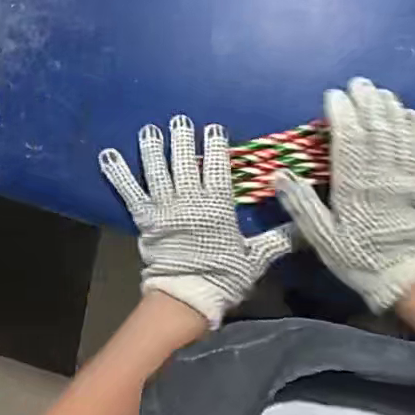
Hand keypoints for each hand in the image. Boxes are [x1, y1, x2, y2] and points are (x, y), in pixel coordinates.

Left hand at [101, 115, 294, 326]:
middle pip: (185, 164)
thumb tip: (307, 227)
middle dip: (182, 140)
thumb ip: (279, 239)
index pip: (217, 169)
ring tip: (148, 130)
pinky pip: (129, 191)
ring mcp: (164, 208)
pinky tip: (107, 155)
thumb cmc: (224, 277)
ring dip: (152, 149)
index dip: (215, 147)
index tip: (213, 129)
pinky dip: (118, 173)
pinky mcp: (144, 218)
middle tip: (179, 120)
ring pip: (157, 172)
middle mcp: (189, 201)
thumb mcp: (256, 257)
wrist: (188, 295)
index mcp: (217, 207)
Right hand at [274, 79, 414, 312]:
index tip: (333, 95)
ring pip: (399, 136)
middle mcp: (382, 176)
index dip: (342, 116)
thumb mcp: (321, 236)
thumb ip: (301, 204)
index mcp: (355, 187)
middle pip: (376, 132)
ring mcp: (406, 179)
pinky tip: (411, 114)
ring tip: (381, 91)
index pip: (349, 142)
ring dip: (390, 111)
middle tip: (358, 83)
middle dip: (367, 104)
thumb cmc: (358, 256)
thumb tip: (278, 175)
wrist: (410, 278)